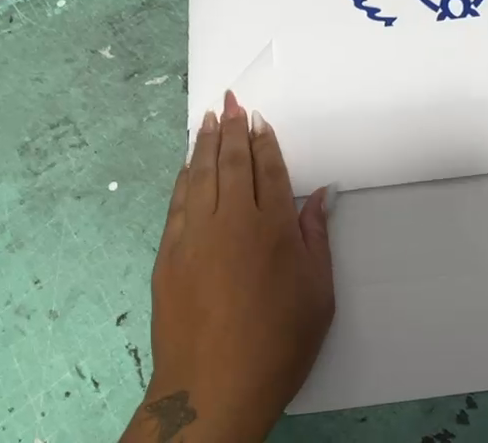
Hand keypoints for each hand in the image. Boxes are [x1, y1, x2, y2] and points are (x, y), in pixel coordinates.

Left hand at [121, 91, 334, 442]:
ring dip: (205, 143)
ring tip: (208, 119)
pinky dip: (184, 177)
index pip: (269, 168)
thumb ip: (316, 237)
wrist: (213, 387)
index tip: (259, 118)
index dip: (264, 140)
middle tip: (231, 101)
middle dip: (233, 127)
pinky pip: (178, 201)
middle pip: (233, 161)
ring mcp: (196, 233)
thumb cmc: (278, 343)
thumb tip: (319, 194)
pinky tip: (188, 164)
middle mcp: (233, 219)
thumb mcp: (317, 294)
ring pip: (201, 174)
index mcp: (273, 227)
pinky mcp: (169, 252)